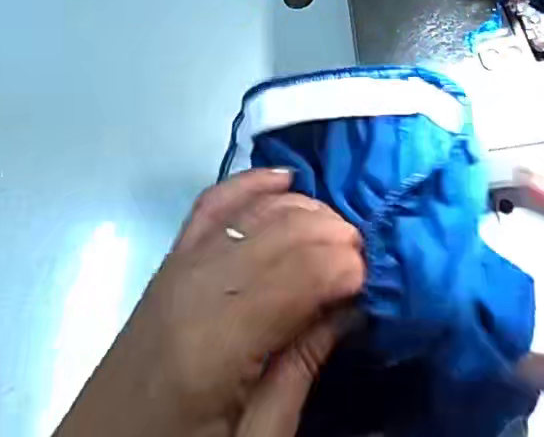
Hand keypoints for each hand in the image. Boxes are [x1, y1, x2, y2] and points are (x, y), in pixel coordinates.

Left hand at [54, 169, 366, 436]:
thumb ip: (301, 365)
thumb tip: (349, 303)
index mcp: (215, 339)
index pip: (297, 272)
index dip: (344, 266)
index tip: (373, 282)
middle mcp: (195, 283)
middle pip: (280, 230)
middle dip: (332, 233)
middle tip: (365, 261)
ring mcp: (178, 264)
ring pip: (254, 210)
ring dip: (304, 210)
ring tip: (340, 233)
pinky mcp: (170, 260)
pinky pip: (213, 204)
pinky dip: (251, 185)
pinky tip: (284, 178)